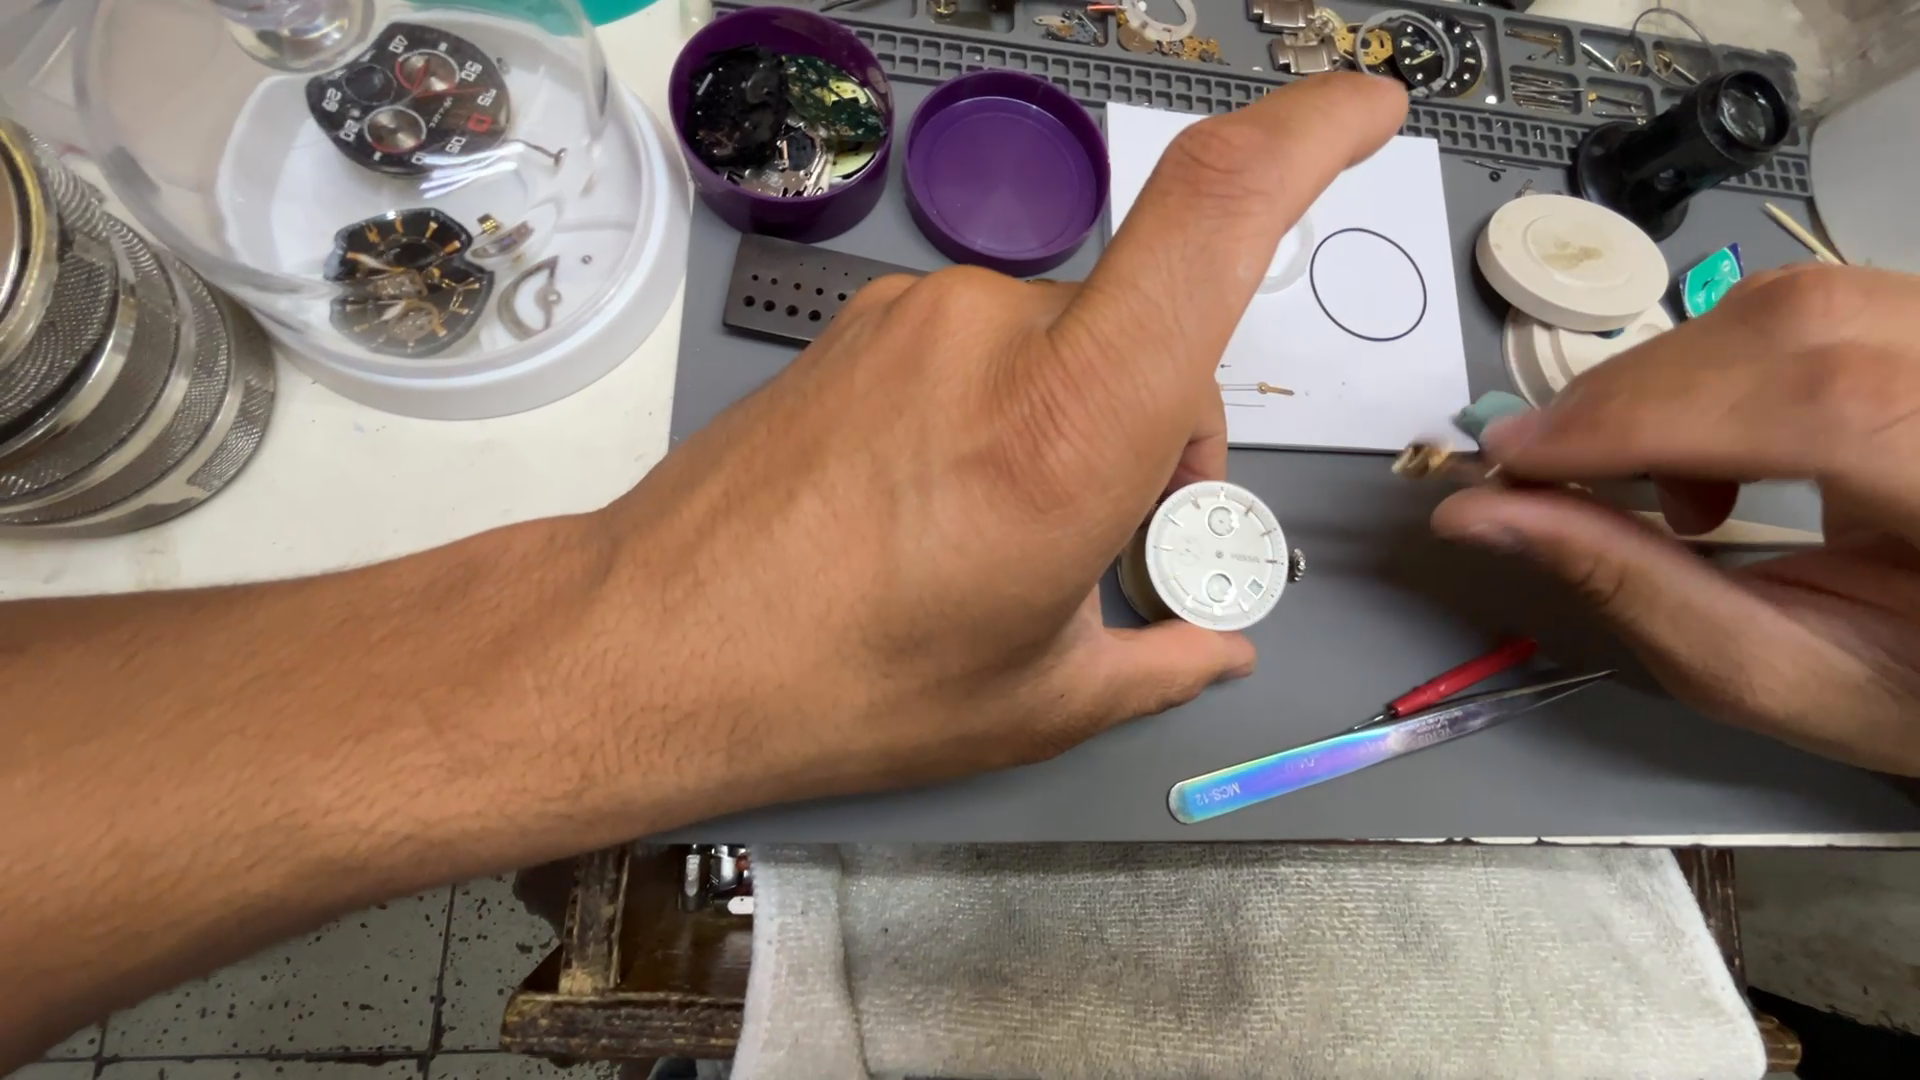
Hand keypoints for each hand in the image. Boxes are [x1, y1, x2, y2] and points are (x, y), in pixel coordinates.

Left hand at [581, 75, 1409, 815]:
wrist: (654, 648)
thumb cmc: (844, 688)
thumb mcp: (1035, 700)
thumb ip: (1154, 663)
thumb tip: (1213, 649)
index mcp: (1067, 427)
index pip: (1211, 215)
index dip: (1309, 137)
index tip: (1367, 112)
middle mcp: (993, 336)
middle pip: (1145, 332)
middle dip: (1163, 432)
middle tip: (1117, 542)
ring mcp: (913, 318)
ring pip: (1061, 345)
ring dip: (1078, 425)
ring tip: (1010, 535)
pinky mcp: (859, 329)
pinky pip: (981, 349)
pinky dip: (1008, 410)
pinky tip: (949, 500)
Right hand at [1431, 264, 1919, 774]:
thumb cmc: (1895, 690)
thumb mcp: (1749, 668)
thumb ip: (1616, 580)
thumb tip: (1469, 512)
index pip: (1832, 406)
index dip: (1649, 417)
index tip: (1515, 459)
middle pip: (1803, 329)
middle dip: (1629, 395)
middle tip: (1542, 465)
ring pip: (1795, 304)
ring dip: (1660, 384)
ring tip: (1642, 475)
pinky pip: (1809, 308)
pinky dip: (1704, 369)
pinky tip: (1702, 445)